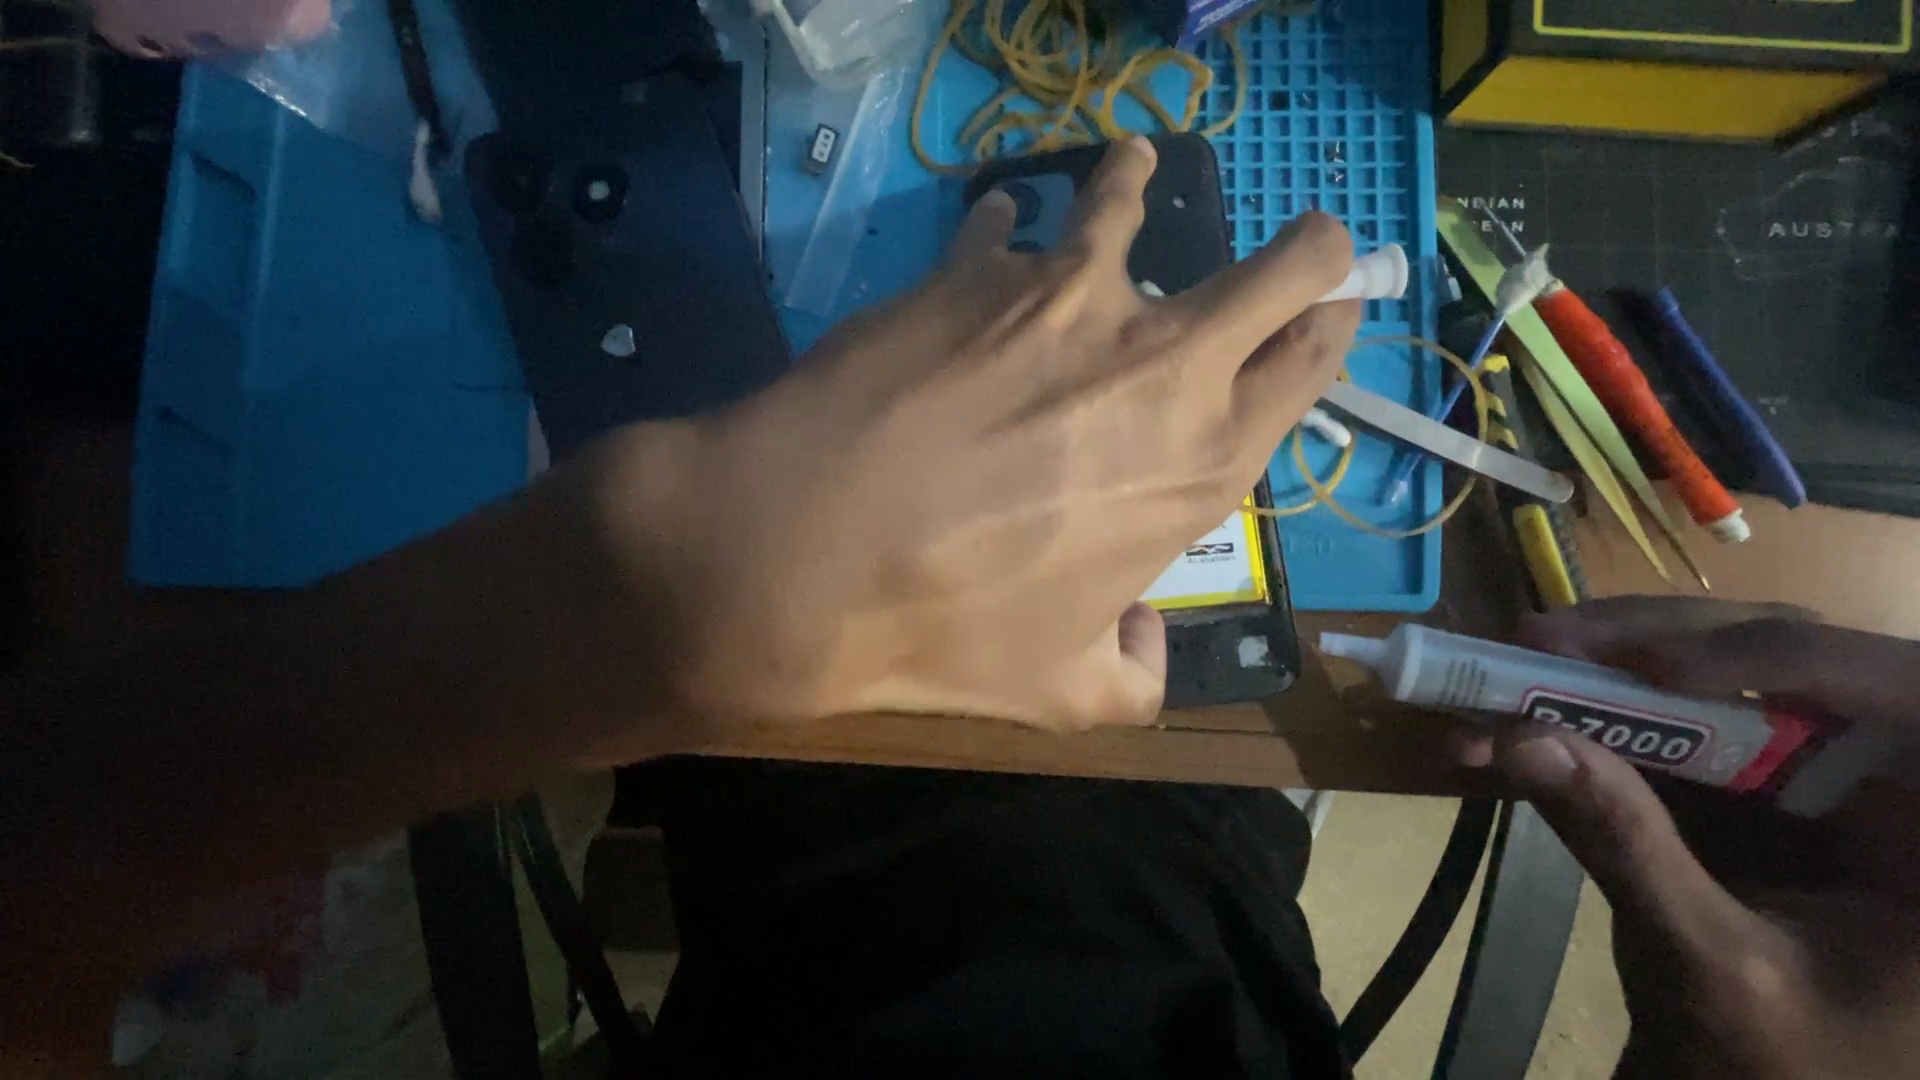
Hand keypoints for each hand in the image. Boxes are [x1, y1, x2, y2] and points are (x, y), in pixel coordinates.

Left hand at [586, 137, 1357, 732]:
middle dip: (1308, 254)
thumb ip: (1133, 677)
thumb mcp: (1062, 693)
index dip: (1327, 332)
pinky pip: (1005, 224)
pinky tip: (995, 225)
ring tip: (1134, 174)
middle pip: (1286, 267)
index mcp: (1200, 460)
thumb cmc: (948, 628)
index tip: (1328, 314)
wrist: (810, 550)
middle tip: (1300, 252)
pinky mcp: (973, 269)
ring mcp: (1066, 297)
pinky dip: (1006, 226)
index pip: (1306, 367)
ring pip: (1137, 203)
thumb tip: (1144, 643)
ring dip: (1142, 188)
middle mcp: (1157, 360)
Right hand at [1456, 597, 1919, 1078]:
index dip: (1786, 656)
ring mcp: (1799, 777)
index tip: (1649, 669)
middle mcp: (1880, 780)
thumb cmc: (1785, 1070)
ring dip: (1596, 667)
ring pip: (1710, 673)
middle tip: (1540, 641)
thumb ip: (1625, 847)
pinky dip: (1568, 715)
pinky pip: (1650, 723)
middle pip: (1788, 657)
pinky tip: (1499, 721)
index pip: (1907, 694)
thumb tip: (1522, 736)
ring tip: (1506, 668)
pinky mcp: (1726, 783)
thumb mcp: (1711, 967)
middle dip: (1654, 639)